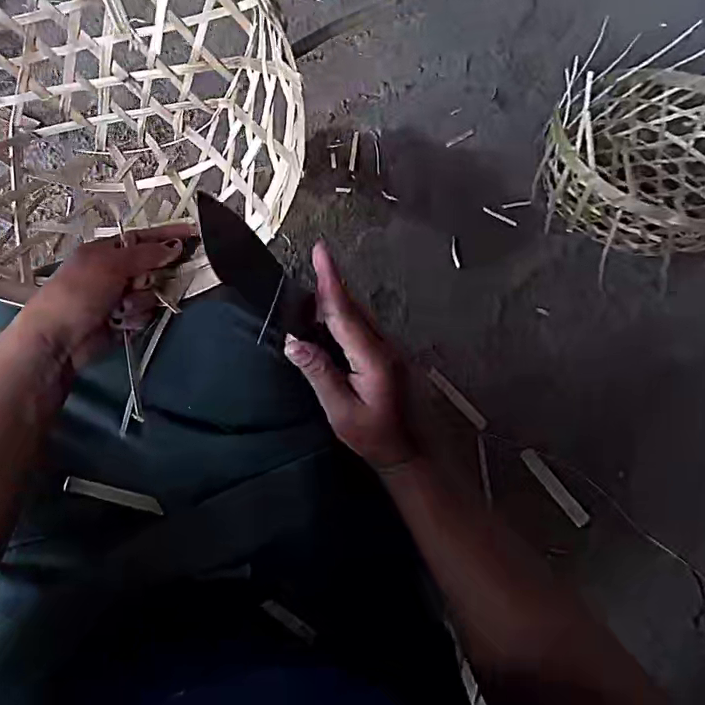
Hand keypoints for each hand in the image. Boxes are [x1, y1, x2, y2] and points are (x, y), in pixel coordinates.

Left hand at [17, 225, 192, 363]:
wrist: (57, 340)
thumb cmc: (77, 293)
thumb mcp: (110, 264)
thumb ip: (146, 254)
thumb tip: (174, 247)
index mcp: (108, 250)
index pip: (146, 238)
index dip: (168, 235)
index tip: (193, 233)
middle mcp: (116, 271)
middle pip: (154, 267)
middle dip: (151, 277)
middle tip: (136, 283)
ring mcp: (120, 296)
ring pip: (152, 293)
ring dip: (139, 302)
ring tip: (119, 309)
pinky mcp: (124, 320)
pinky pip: (145, 314)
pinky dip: (134, 319)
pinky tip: (119, 323)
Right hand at [283, 242, 419, 471]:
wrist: (411, 452)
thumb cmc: (377, 438)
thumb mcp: (341, 413)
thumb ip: (319, 374)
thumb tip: (294, 343)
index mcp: (373, 358)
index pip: (344, 311)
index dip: (330, 279)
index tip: (321, 252)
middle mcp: (384, 346)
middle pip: (350, 306)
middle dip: (326, 287)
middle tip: (304, 280)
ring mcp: (388, 347)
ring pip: (356, 314)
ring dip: (333, 303)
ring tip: (309, 306)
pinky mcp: (387, 352)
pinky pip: (361, 325)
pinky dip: (342, 318)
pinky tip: (328, 327)